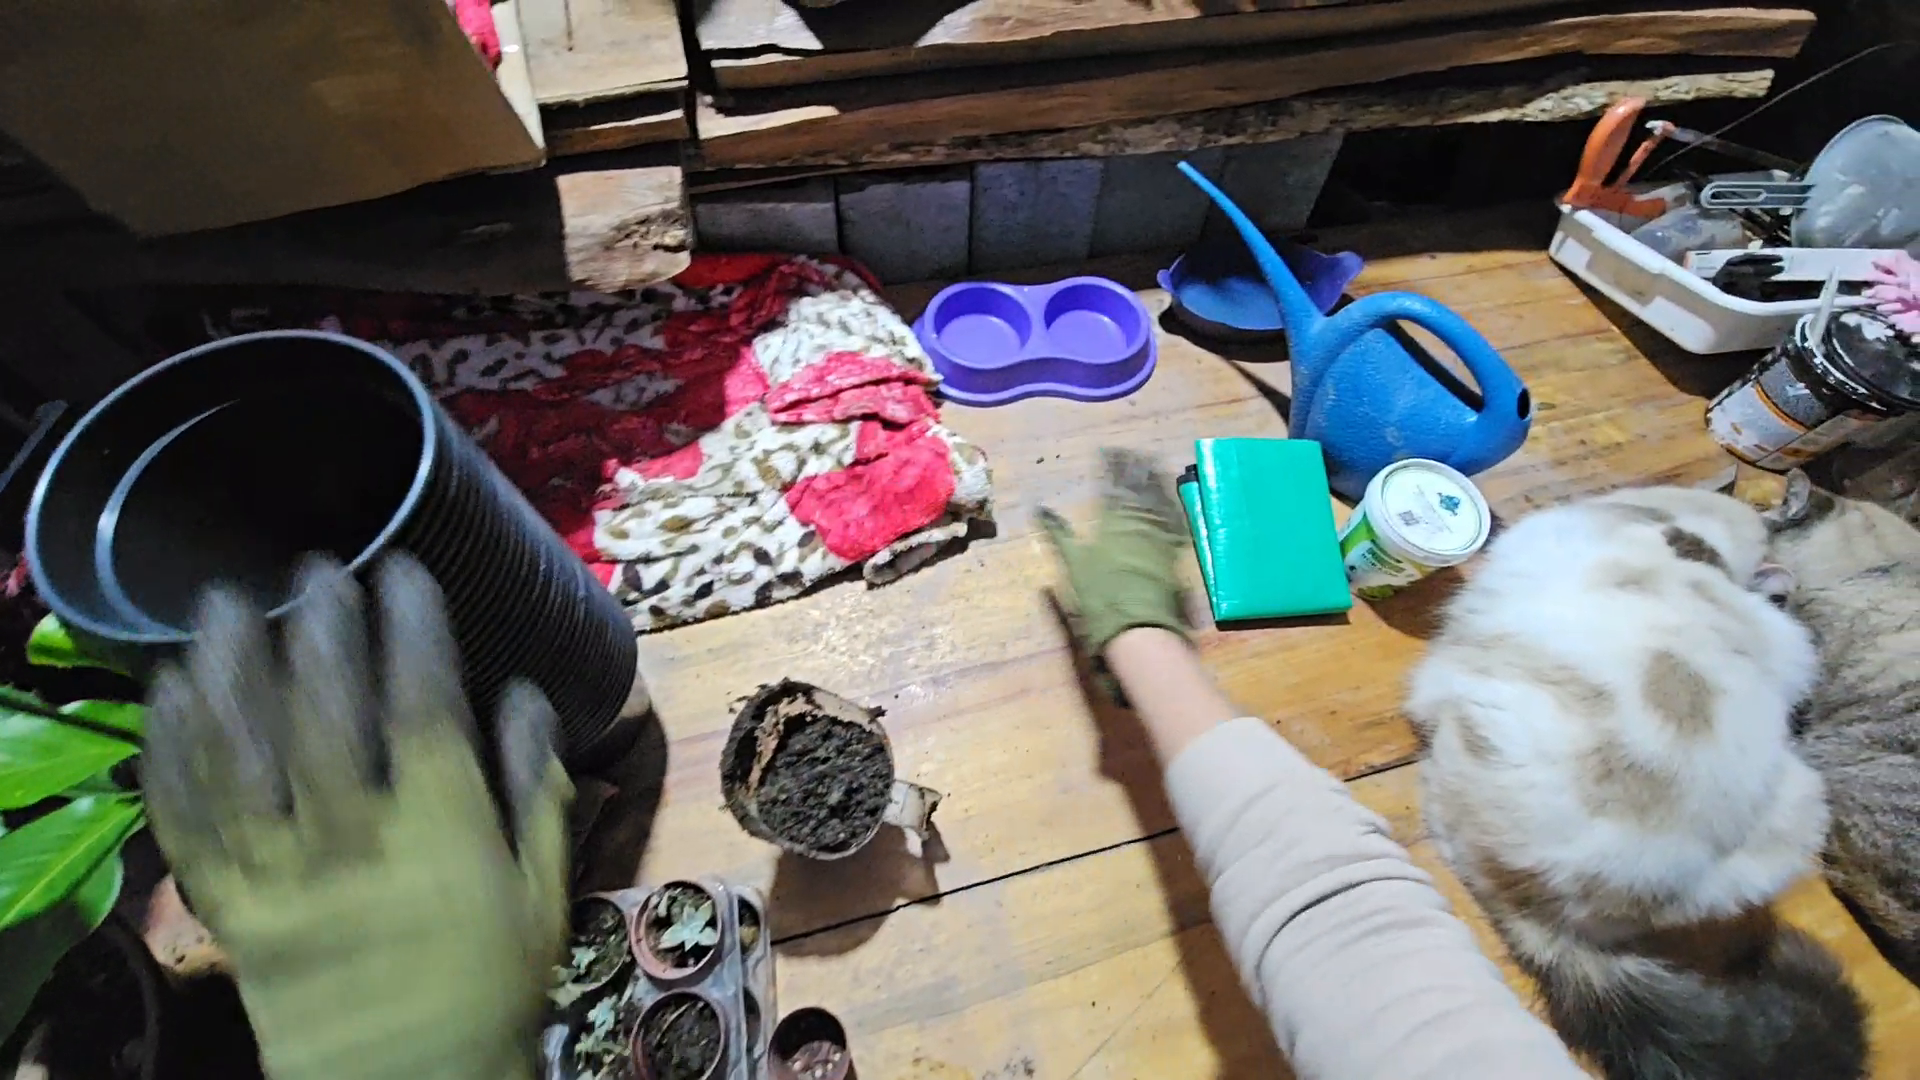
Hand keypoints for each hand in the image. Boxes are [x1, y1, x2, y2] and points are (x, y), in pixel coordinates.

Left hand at [145, 555, 570, 1079]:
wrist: (407, 1079)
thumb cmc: (496, 969)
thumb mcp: (544, 877)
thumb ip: (533, 781)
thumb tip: (525, 694)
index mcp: (443, 826)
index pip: (422, 707)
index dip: (411, 634)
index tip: (402, 574)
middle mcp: (354, 837)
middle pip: (324, 718)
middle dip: (319, 633)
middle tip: (312, 569)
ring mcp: (279, 873)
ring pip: (241, 759)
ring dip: (228, 674)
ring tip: (222, 606)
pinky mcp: (227, 909)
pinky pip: (188, 822)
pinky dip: (173, 754)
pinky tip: (168, 697)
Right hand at [1038, 448, 1189, 655]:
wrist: (1137, 626)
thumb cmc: (1098, 596)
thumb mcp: (1071, 562)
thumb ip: (1057, 532)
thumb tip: (1039, 508)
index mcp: (1111, 520)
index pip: (1111, 483)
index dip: (1110, 464)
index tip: (1107, 450)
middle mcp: (1138, 521)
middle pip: (1138, 485)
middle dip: (1135, 465)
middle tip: (1132, 451)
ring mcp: (1159, 535)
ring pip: (1160, 497)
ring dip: (1156, 478)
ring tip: (1153, 464)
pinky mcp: (1174, 552)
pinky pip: (1176, 520)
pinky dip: (1173, 505)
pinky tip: (1173, 498)